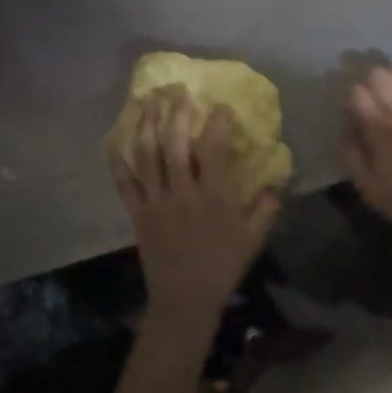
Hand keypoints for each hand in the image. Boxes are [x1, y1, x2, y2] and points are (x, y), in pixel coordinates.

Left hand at [111, 86, 280, 322]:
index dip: (217, 122)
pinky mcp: (138, 213)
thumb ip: (265, 208)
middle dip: (177, 113)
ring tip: (148, 102)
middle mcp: (182, 193)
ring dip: (147, 125)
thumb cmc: (222, 267)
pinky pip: (124, 182)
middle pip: (175, 144)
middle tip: (179, 92)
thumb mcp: (253, 239)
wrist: (184, 300)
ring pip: (147, 155)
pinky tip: (117, 140)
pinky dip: (119, 160)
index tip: (221, 106)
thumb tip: (274, 182)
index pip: (214, 148)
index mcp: (213, 197)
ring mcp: (156, 202)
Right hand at [344, 65, 391, 241]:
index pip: (357, 92)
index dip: (351, 102)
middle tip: (370, 104)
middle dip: (369, 84)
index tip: (353, 118)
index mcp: (381, 128)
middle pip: (378, 73)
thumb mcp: (370, 188)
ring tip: (389, 96)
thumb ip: (353, 157)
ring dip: (390, 78)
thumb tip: (347, 132)